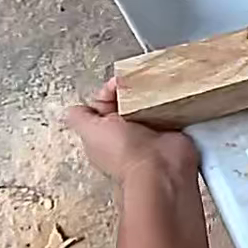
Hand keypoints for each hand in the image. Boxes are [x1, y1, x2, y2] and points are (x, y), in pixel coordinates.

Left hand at [64, 78, 199, 183]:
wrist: (162, 166)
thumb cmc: (125, 151)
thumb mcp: (90, 131)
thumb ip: (79, 118)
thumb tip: (74, 108)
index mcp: (104, 133)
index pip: (103, 104)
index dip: (109, 91)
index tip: (120, 83)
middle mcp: (127, 131)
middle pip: (127, 101)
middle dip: (132, 90)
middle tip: (140, 81)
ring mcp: (151, 129)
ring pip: (149, 103)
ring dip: (153, 94)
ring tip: (157, 85)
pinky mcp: (173, 128)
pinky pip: (170, 108)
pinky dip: (171, 100)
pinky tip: (171, 93)